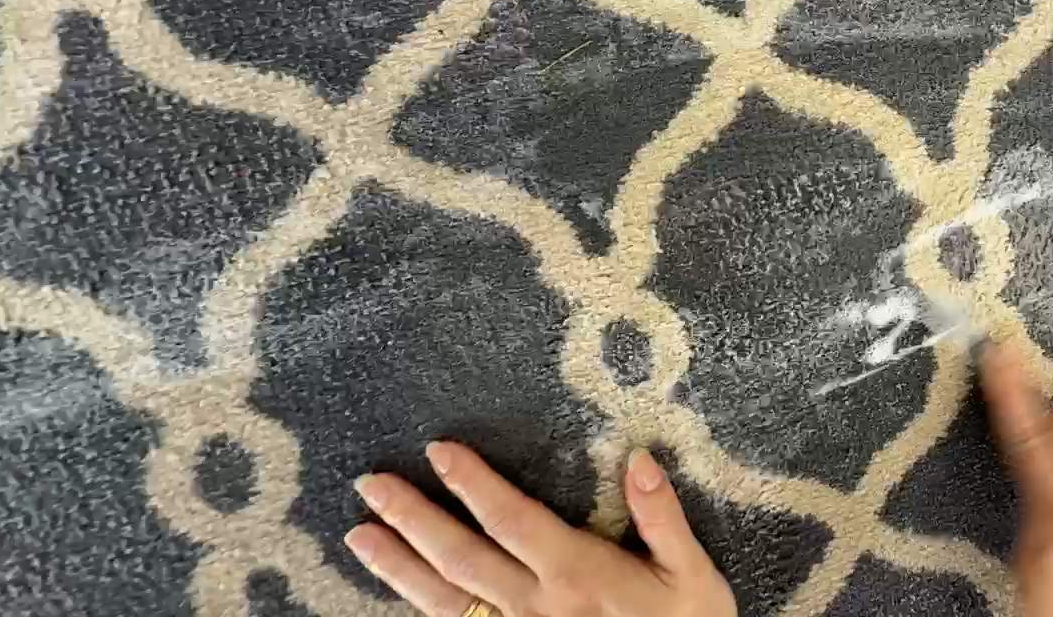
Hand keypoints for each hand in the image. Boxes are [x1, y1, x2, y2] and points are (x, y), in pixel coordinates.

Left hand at [346, 442, 735, 616]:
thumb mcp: (692, 573)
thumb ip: (662, 516)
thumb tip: (638, 457)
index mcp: (576, 575)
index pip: (512, 519)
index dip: (473, 484)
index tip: (440, 452)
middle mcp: (534, 607)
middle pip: (461, 558)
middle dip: (414, 518)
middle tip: (372, 485)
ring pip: (445, 602)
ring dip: (399, 567)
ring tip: (361, 536)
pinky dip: (420, 613)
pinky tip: (400, 594)